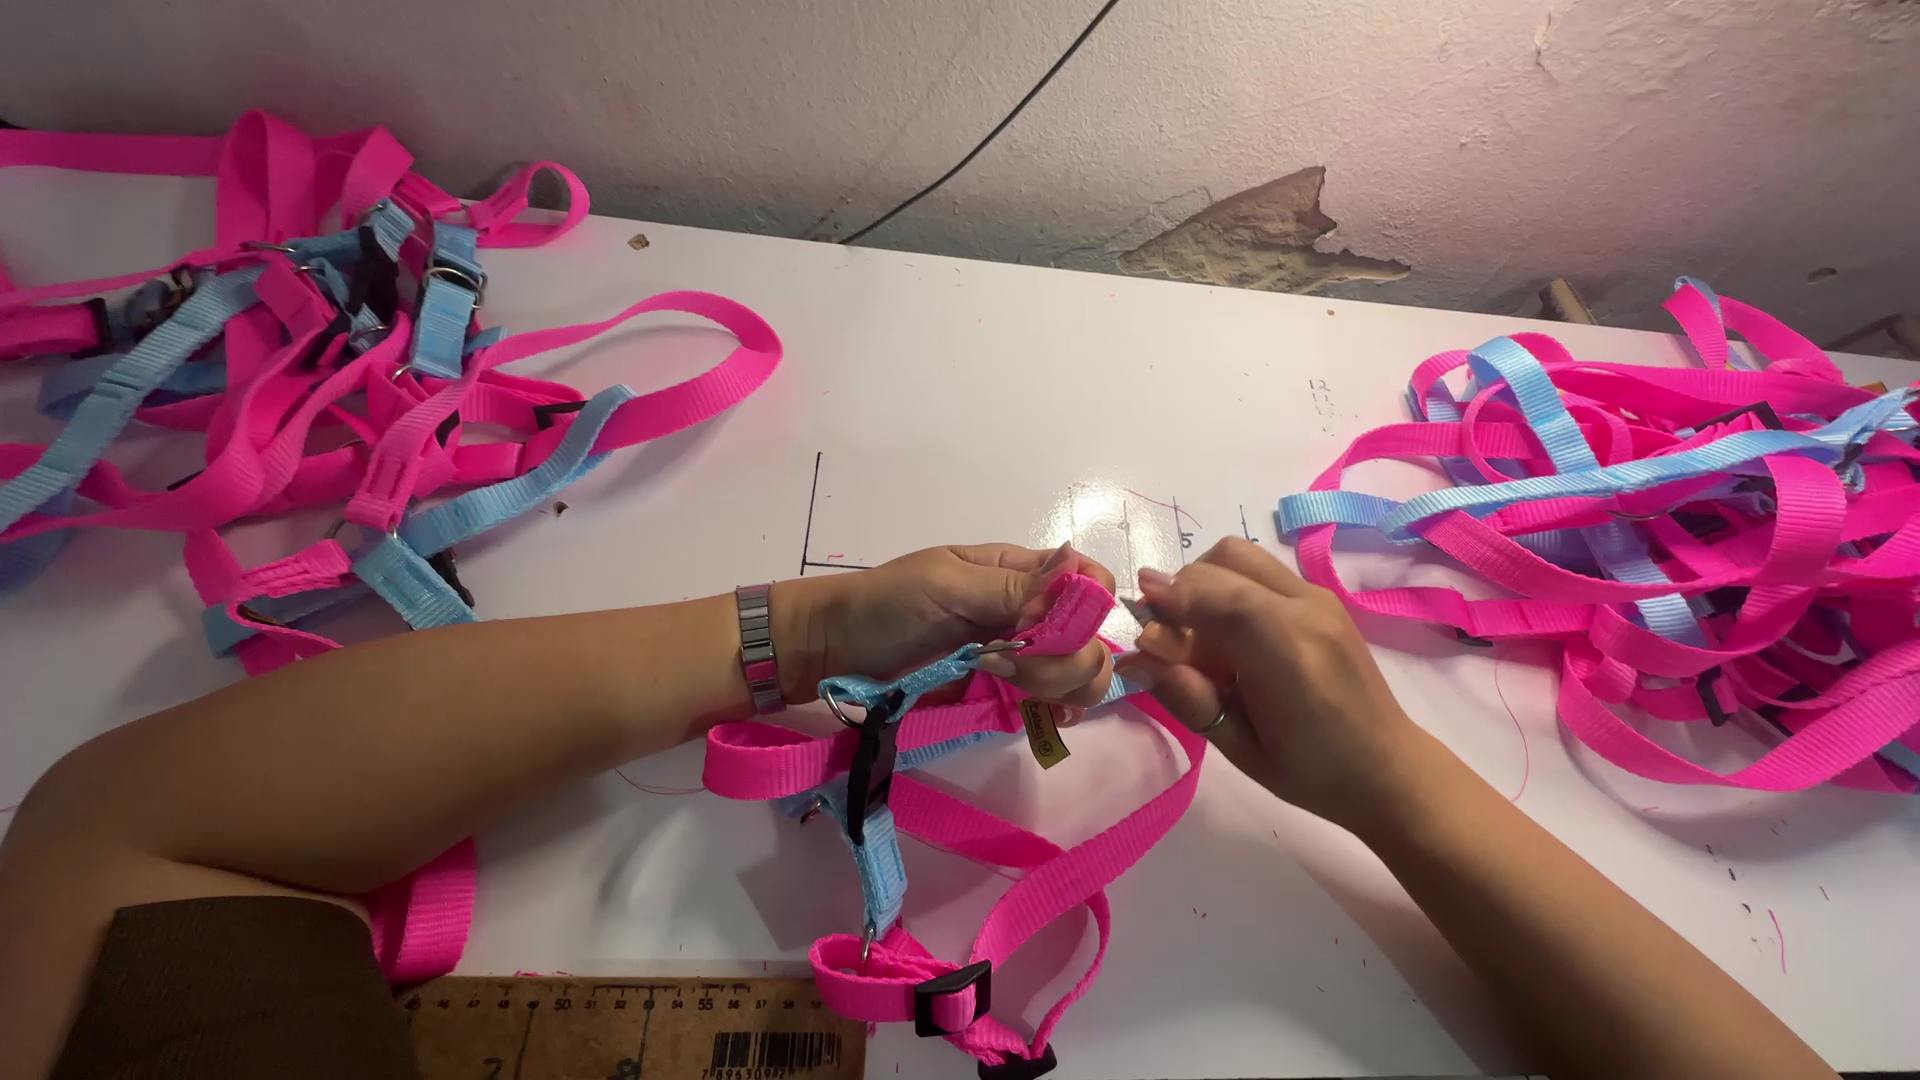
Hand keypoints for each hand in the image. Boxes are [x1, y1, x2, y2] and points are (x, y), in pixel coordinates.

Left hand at [770, 543, 1116, 716]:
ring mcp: (1019, 656)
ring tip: (1008, 687)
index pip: (1088, 579)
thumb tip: (1078, 570)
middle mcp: (1029, 612)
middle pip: (1090, 637)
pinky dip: (1057, 711)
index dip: (1089, 605)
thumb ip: (1010, 588)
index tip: (1051, 629)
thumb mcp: (945, 584)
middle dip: (1066, 659)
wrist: (838, 650)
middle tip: (1009, 667)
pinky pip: (1051, 703)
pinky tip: (1038, 717)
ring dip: (1059, 686)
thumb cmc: (887, 603)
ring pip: (1079, 673)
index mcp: (1018, 572)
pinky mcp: (1003, 694)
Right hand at [1117, 537, 1425, 827]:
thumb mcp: (1240, 747)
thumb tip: (1134, 659)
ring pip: (1239, 554)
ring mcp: (1318, 597)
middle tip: (1169, 638)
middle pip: (1223, 561)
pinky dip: (1227, 585)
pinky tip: (1230, 632)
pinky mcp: (1320, 596)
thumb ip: (1187, 697)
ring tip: (1198, 631)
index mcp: (1288, 653)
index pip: (1214, 595)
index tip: (1137, 622)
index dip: (1168, 599)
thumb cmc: (1311, 771)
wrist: (1389, 769)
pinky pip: (1257, 569)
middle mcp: (1306, 609)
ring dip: (1204, 581)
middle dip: (1182, 590)